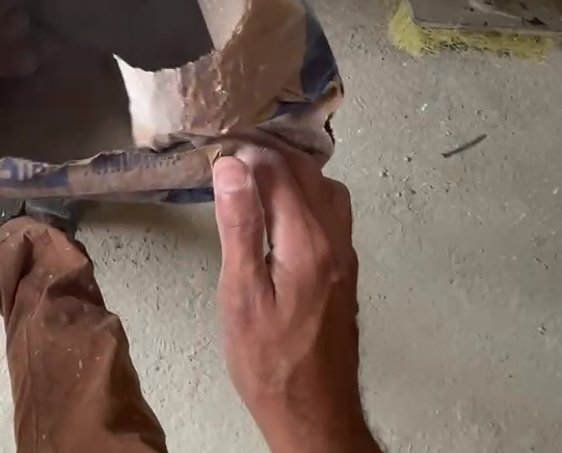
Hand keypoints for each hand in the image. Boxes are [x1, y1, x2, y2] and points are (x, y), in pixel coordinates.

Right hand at [213, 135, 376, 452]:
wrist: (315, 415)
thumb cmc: (267, 360)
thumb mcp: (240, 293)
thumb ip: (239, 225)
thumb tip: (232, 166)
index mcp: (306, 242)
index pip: (279, 169)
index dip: (247, 151)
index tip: (216, 146)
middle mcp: (334, 240)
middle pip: (307, 171)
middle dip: (269, 151)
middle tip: (230, 149)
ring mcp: (345, 254)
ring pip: (326, 187)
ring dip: (292, 168)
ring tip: (253, 171)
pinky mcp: (344, 269)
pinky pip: (332, 210)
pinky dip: (306, 190)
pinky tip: (281, 205)